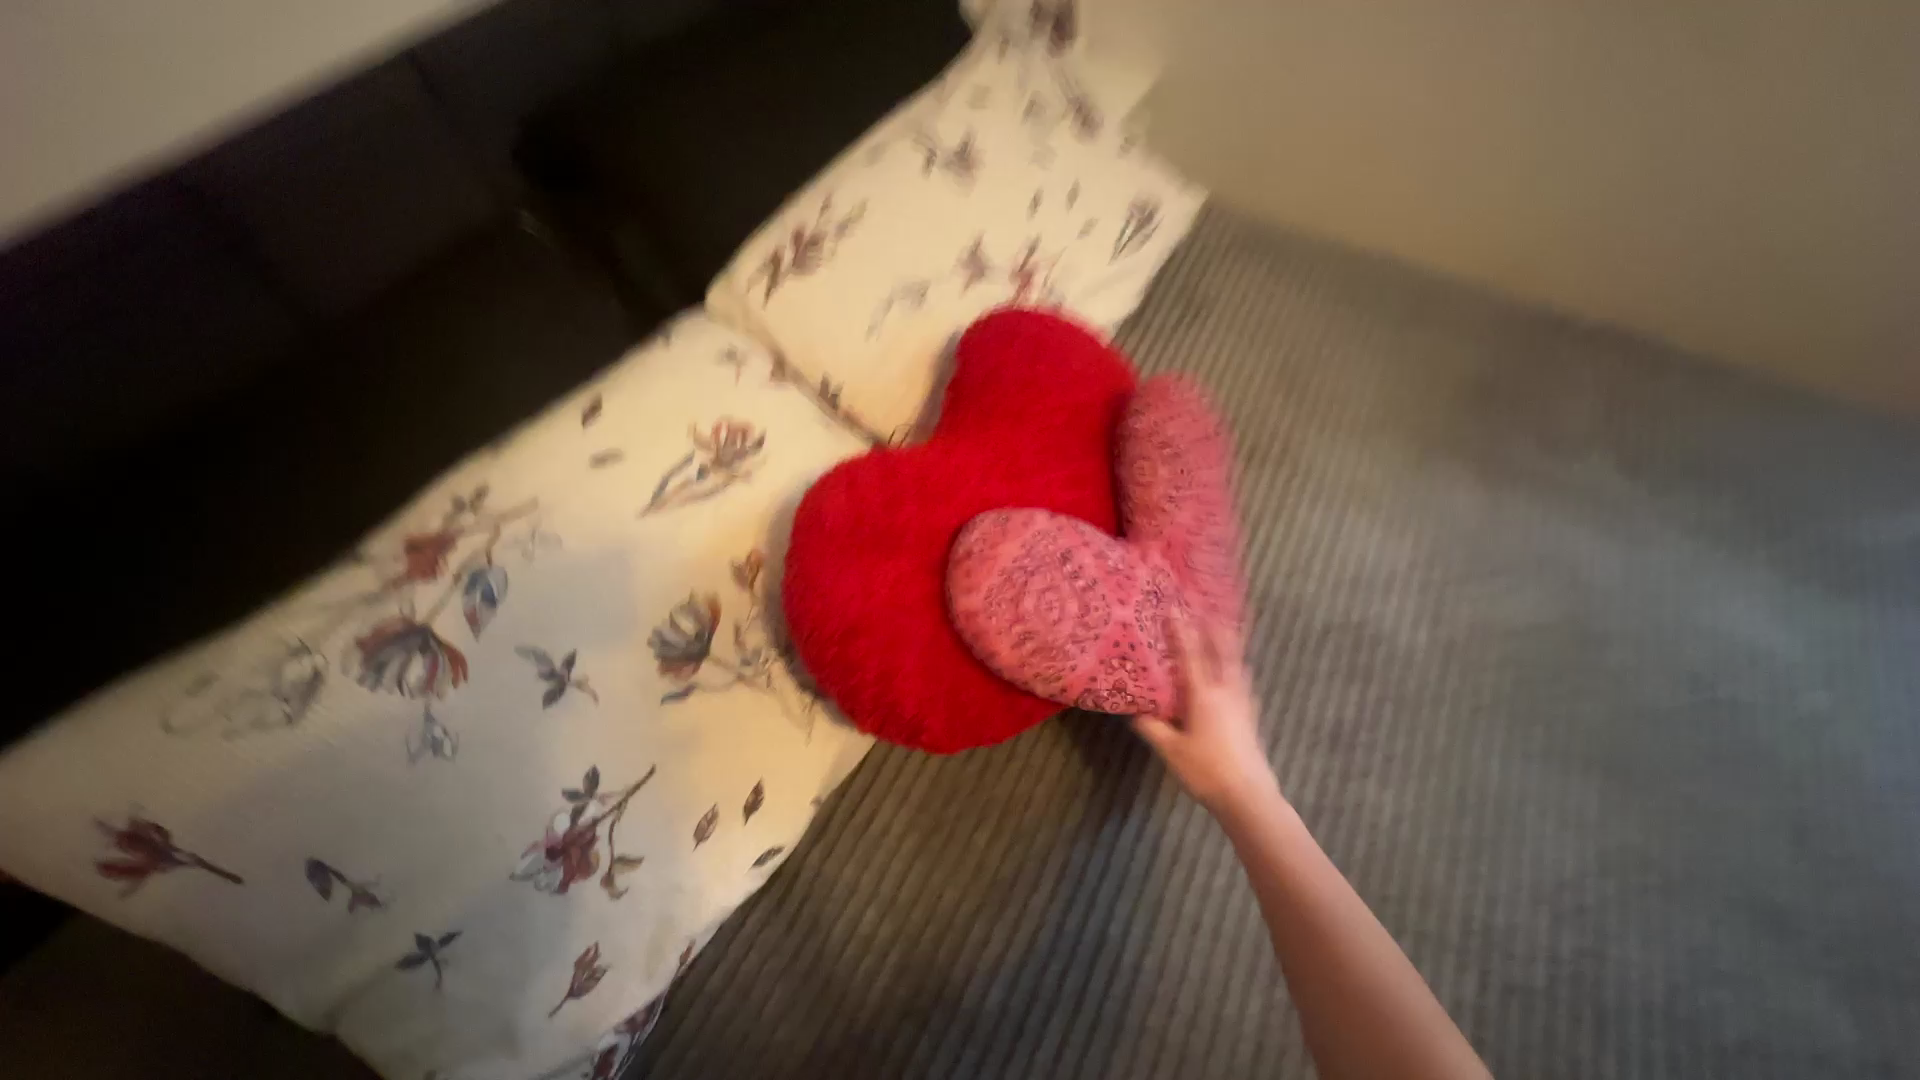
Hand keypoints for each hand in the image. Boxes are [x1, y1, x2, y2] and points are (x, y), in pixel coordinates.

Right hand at [1133, 612, 1278, 812]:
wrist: (1248, 796)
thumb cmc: (1206, 770)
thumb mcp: (1170, 750)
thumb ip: (1151, 727)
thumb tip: (1132, 709)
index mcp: (1204, 695)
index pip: (1191, 655)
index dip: (1182, 630)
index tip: (1174, 607)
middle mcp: (1227, 691)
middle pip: (1224, 649)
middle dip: (1216, 624)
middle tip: (1212, 602)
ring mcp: (1244, 702)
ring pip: (1238, 662)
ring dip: (1230, 642)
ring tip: (1225, 626)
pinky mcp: (1252, 715)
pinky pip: (1244, 679)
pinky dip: (1237, 665)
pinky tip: (1236, 671)